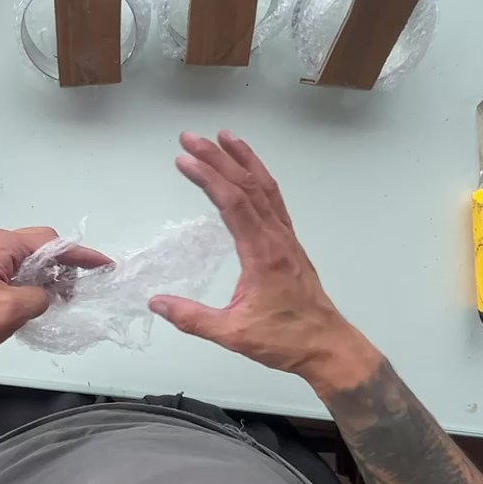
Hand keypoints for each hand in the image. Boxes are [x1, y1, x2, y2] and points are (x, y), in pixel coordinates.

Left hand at [0, 228, 110, 361]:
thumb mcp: (11, 310)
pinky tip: (36, 304)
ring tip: (60, 301)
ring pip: (26, 263)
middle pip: (40, 248)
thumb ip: (40, 297)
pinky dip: (29, 286)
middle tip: (78, 291)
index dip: (80, 255)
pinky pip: (13, 275)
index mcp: (2, 245)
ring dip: (46, 279)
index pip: (52, 242)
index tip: (103, 266)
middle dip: (64, 267)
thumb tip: (46, 295)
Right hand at [149, 131, 378, 392]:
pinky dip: (259, 177)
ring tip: (223, 137)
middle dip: (218, 158)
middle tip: (190, 137)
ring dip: (243, 159)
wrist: (327, 346)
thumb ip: (192, 318)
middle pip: (246, 186)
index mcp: (262, 254)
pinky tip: (249, 170)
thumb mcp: (232, 334)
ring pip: (265, 188)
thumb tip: (155, 302)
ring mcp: (286, 238)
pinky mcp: (289, 243)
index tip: (184, 159)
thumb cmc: (283, 341)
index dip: (207, 178)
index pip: (232, 204)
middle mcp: (276, 238)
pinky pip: (274, 200)